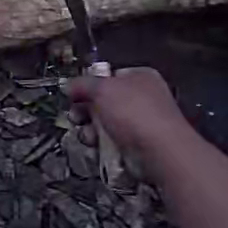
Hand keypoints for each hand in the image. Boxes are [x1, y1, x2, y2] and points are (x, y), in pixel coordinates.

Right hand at [66, 67, 192, 152]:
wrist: (159, 151)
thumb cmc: (132, 112)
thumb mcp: (102, 89)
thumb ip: (82, 84)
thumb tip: (67, 85)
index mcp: (139, 77)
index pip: (107, 76)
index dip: (88, 85)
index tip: (73, 95)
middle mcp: (141, 97)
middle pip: (101, 101)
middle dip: (84, 110)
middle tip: (75, 118)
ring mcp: (139, 122)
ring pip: (102, 123)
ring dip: (89, 130)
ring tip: (87, 136)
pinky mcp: (136, 145)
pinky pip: (110, 141)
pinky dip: (100, 144)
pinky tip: (96, 147)